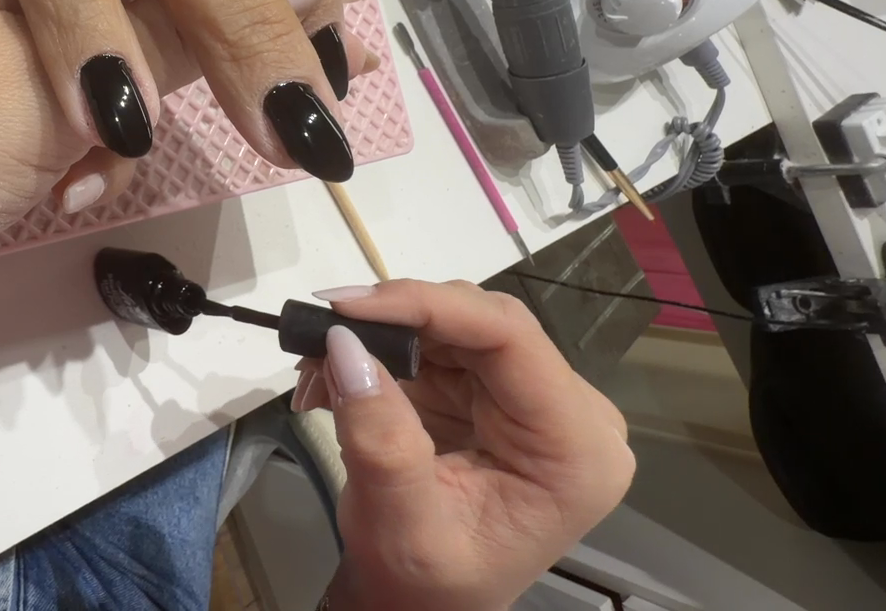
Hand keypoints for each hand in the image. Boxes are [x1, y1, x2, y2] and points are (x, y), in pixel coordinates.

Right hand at [294, 281, 635, 610]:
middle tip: (318, 332)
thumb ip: (378, 438)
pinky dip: (370, 348)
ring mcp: (523, 398)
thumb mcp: (399, 523)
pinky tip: (331, 377)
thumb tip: (342, 344)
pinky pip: (425, 340)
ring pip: (445, 320)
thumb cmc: (427, 582)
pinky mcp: (484, 391)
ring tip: (313, 367)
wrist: (423, 602)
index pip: (508, 337)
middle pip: (478, 318)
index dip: (425, 305)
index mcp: (572, 448)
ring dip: (371, 333)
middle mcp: (564, 412)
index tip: (343, 309)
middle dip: (389, 317)